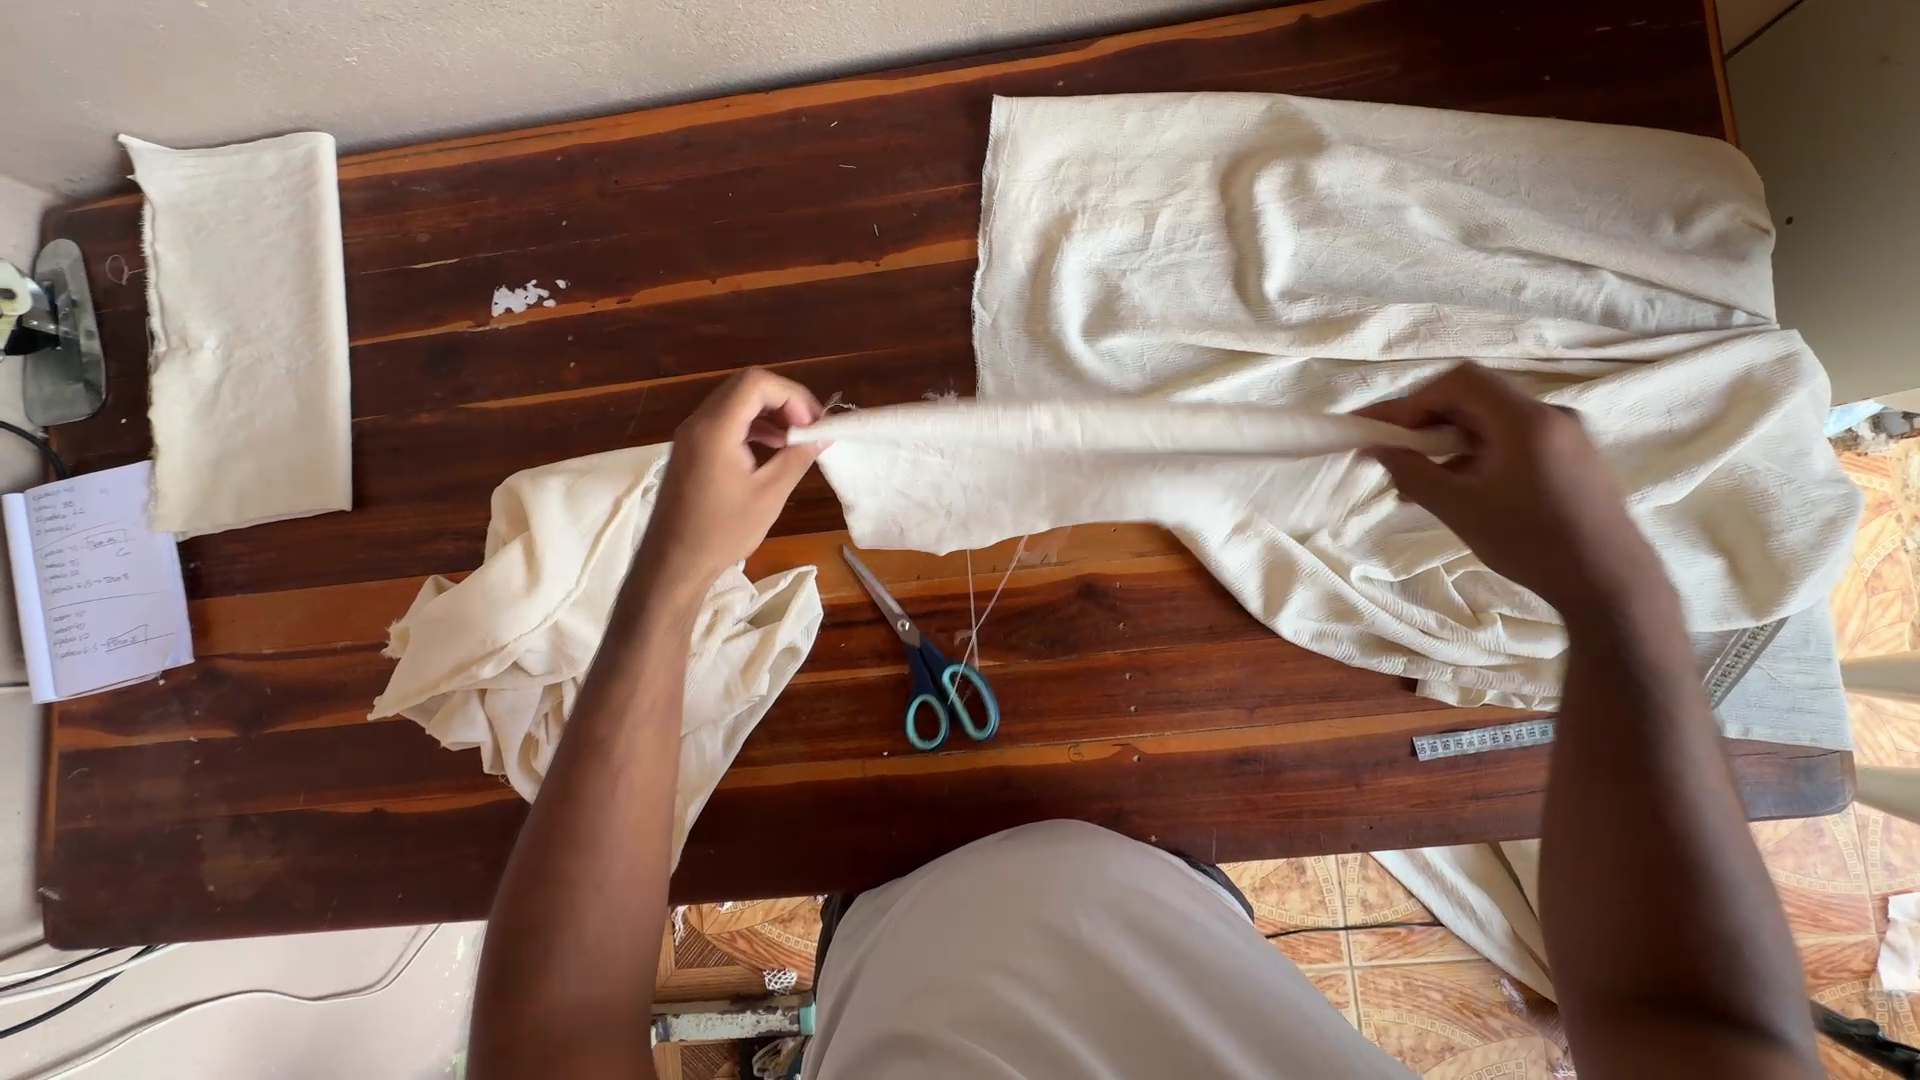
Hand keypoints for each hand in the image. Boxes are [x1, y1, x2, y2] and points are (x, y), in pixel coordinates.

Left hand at [637, 368, 825, 594]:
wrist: (674, 561)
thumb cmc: (722, 532)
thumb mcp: (769, 495)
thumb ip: (797, 458)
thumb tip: (823, 436)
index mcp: (715, 429)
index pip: (756, 383)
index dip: (792, 395)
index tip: (812, 424)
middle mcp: (699, 422)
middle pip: (746, 386)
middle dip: (784, 400)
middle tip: (810, 427)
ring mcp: (692, 434)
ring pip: (736, 402)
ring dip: (770, 413)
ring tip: (797, 439)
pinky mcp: (692, 448)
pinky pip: (726, 421)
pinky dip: (754, 426)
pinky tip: (774, 448)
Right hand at [1360, 363, 1670, 616]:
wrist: (1608, 582)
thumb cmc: (1531, 543)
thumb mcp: (1459, 508)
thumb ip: (1412, 472)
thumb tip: (1377, 448)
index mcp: (1527, 420)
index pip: (1459, 382)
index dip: (1414, 401)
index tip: (1385, 432)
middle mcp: (1550, 416)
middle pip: (1474, 398)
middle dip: (1425, 422)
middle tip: (1390, 451)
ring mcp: (1564, 436)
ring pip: (1489, 422)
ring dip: (1446, 442)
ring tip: (1415, 481)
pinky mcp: (1569, 457)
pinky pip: (1509, 441)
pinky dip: (1473, 455)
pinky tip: (1452, 489)